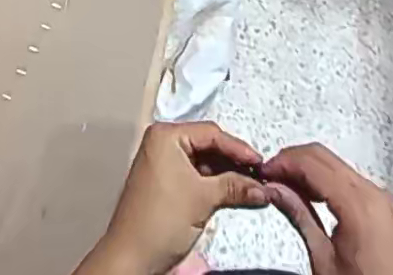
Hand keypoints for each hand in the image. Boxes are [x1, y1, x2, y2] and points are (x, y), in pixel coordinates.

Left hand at [80, 122, 268, 274]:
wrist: (130, 260)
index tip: (260, 162)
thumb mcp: (202, 199)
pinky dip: (211, 182)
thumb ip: (234, 186)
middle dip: (232, 160)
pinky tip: (230, 190)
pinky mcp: (164, 179)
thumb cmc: (161, 221)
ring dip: (224, 173)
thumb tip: (262, 188)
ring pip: (202, 160)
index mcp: (166, 135)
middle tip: (257, 173)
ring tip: (249, 183)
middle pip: (207, 144)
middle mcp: (162, 141)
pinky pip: (193, 173)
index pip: (211, 133)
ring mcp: (162, 160)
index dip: (238, 148)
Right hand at [262, 144, 392, 274]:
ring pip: (333, 163)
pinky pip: (344, 176)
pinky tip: (307, 191)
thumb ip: (299, 216)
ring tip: (283, 183)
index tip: (264, 170)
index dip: (284, 162)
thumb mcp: (324, 260)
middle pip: (322, 156)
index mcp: (356, 202)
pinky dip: (322, 177)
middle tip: (270, 175)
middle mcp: (369, 190)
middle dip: (293, 160)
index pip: (311, 163)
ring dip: (306, 167)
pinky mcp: (377, 202)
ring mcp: (376, 194)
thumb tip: (275, 188)